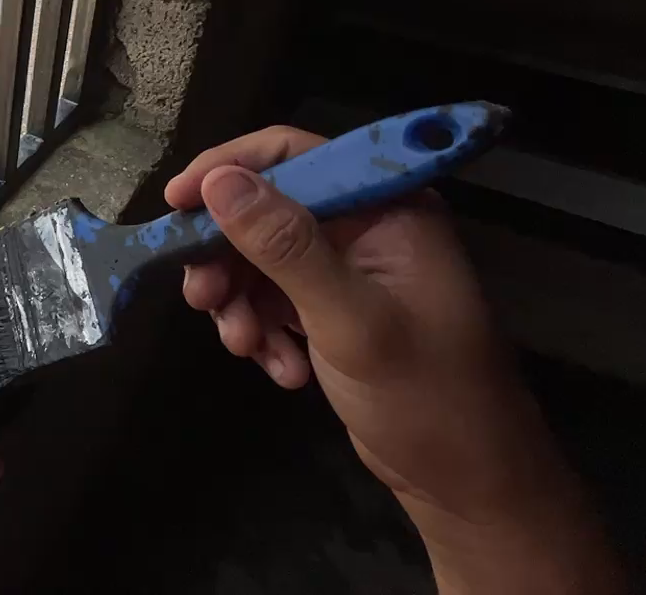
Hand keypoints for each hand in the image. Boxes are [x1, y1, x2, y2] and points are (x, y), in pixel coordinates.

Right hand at [166, 126, 621, 594]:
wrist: (470, 492)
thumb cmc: (429, 400)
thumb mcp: (353, 321)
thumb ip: (285, 246)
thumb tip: (218, 181)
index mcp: (385, 206)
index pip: (291, 153)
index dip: (226, 168)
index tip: (176, 201)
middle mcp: (362, 224)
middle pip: (261, 207)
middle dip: (226, 255)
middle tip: (202, 297)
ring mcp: (344, 266)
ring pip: (255, 254)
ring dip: (239, 299)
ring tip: (245, 345)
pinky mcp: (329, 303)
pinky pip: (267, 293)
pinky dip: (259, 325)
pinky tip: (279, 366)